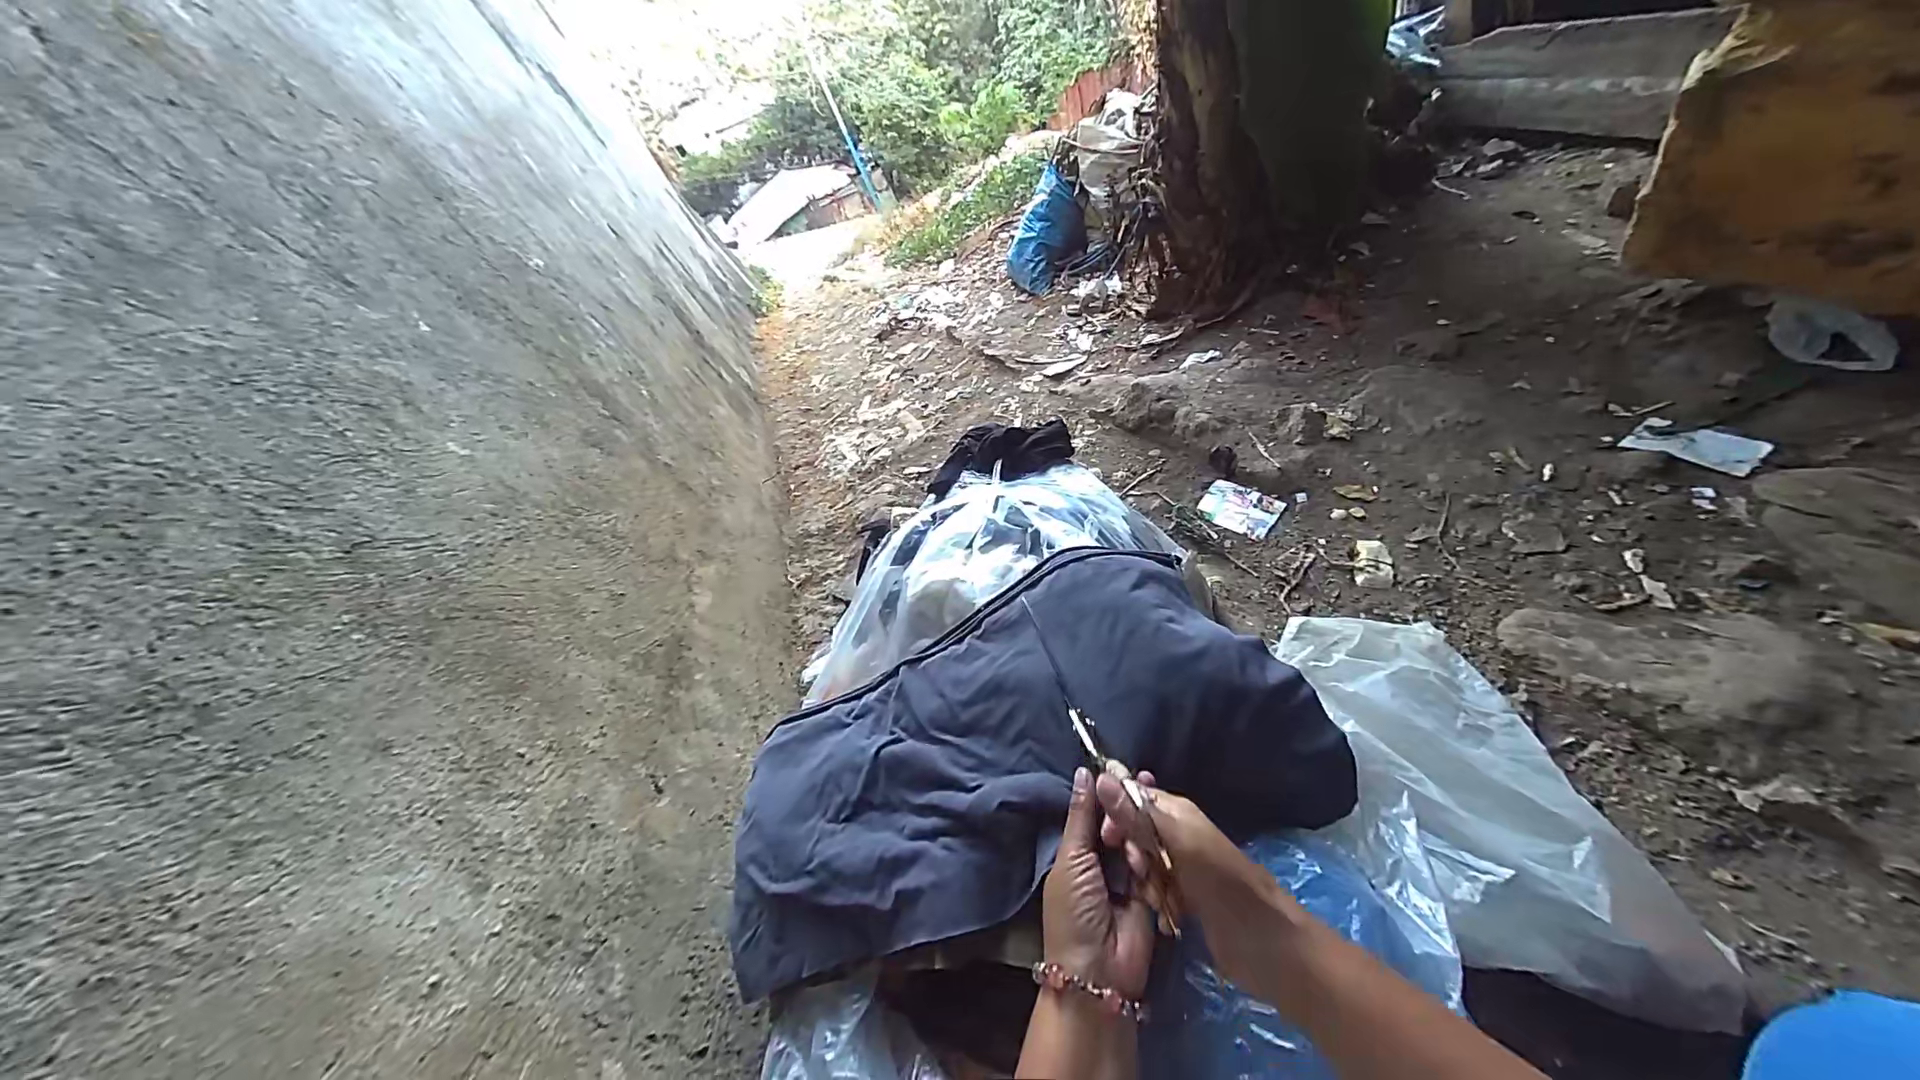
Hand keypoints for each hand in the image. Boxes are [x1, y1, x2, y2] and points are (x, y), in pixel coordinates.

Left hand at [1042, 766, 1154, 999]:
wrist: (1099, 972)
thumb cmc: (1074, 910)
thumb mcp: (1072, 858)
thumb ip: (1081, 816)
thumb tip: (1083, 772)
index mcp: (1077, 850)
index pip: (1095, 811)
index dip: (1109, 792)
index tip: (1124, 770)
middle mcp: (1103, 860)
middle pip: (1121, 823)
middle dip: (1130, 808)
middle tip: (1145, 787)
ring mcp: (1129, 878)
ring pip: (1140, 840)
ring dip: (1140, 833)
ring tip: (1139, 832)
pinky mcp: (1153, 894)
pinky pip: (1156, 865)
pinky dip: (1153, 859)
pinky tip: (1148, 859)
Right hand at [1095, 772, 1291, 991]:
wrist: (1266, 944)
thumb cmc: (1222, 883)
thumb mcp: (1178, 842)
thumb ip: (1138, 813)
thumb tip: (1101, 777)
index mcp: (1177, 812)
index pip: (1133, 796)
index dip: (1116, 811)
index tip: (1108, 835)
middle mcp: (1178, 834)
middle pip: (1134, 830)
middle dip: (1129, 849)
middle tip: (1137, 869)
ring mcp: (1182, 867)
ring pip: (1142, 862)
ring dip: (1142, 879)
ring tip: (1155, 897)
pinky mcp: (1186, 898)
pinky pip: (1155, 889)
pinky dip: (1155, 900)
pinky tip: (1163, 914)